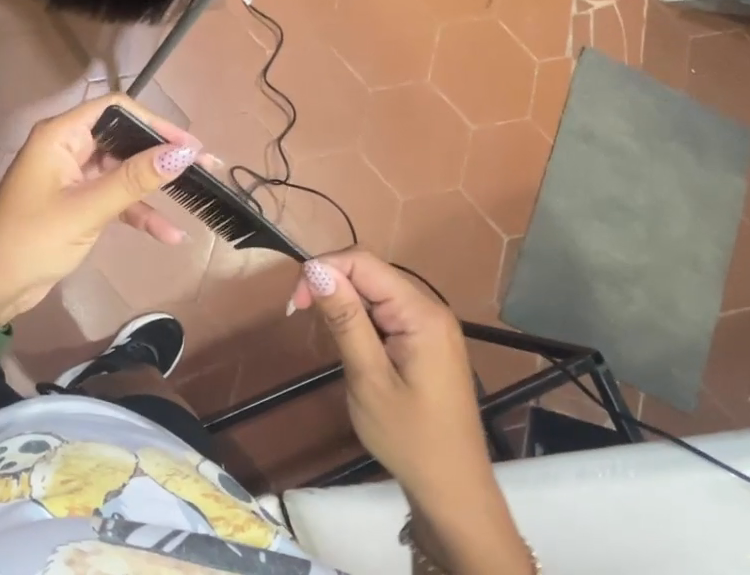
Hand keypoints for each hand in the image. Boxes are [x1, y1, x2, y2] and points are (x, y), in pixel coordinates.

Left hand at [0, 94, 200, 324]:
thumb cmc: (32, 240)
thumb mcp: (87, 209)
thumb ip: (134, 180)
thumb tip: (183, 153)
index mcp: (59, 135)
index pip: (114, 109)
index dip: (154, 121)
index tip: (190, 144)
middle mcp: (66, 147)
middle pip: (123, 138)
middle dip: (162, 154)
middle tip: (206, 167)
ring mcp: (72, 176)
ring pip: (122, 170)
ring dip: (155, 186)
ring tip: (201, 196)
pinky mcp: (77, 203)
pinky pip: (115, 198)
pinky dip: (139, 213)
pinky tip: (171, 235)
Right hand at [288, 249, 486, 501]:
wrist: (452, 487)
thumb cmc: (409, 436)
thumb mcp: (368, 378)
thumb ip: (344, 320)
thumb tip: (315, 269)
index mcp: (421, 315)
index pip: (363, 263)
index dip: (324, 270)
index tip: (297, 303)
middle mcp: (430, 310)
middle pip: (370, 272)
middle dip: (330, 283)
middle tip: (300, 314)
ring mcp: (430, 325)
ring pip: (375, 291)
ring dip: (342, 300)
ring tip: (322, 330)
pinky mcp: (425, 340)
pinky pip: (385, 310)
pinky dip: (359, 317)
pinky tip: (347, 340)